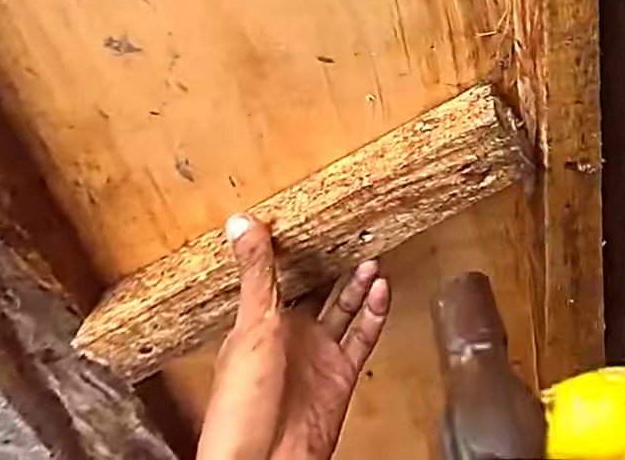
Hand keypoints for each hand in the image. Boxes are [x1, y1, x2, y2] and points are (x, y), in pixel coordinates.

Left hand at [197, 215, 391, 459]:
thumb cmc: (243, 404)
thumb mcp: (252, 323)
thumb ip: (256, 271)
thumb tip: (241, 222)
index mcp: (262, 324)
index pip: (284, 277)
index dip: (300, 250)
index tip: (318, 220)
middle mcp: (291, 337)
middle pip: (320, 291)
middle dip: (336, 264)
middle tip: (355, 232)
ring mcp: (318, 356)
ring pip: (346, 309)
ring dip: (360, 284)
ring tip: (372, 256)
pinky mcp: (341, 375)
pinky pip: (363, 336)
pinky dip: (375, 312)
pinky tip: (383, 289)